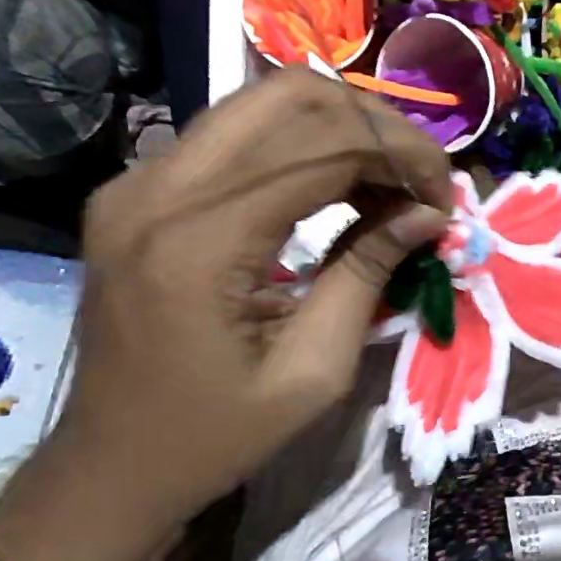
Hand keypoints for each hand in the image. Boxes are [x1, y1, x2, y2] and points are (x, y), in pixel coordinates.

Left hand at [39, 69, 453, 531]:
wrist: (114, 465)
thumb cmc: (219, 435)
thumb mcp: (315, 369)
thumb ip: (368, 273)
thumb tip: (430, 214)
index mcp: (199, 242)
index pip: (324, 147)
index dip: (404, 158)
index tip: (446, 202)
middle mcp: (157, 187)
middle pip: (291, 95)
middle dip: (378, 126)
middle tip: (421, 181)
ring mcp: (140, 180)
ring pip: (264, 101)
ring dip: (344, 129)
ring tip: (392, 183)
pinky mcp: (142, 188)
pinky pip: (239, 134)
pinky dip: (306, 146)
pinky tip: (343, 189)